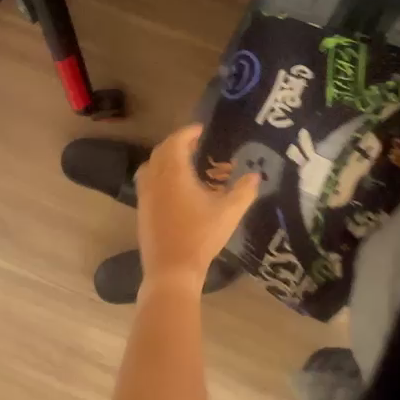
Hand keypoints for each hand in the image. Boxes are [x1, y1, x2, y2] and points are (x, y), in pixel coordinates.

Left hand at [135, 125, 259, 288]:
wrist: (172, 269)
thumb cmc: (201, 237)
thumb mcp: (229, 213)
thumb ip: (244, 191)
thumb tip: (256, 175)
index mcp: (174, 174)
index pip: (177, 142)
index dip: (189, 132)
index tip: (202, 129)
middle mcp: (155, 179)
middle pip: (161, 151)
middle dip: (177, 143)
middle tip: (196, 144)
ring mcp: (145, 195)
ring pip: (151, 166)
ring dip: (166, 158)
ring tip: (185, 163)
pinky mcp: (142, 210)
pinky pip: (148, 182)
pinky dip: (159, 174)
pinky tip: (175, 188)